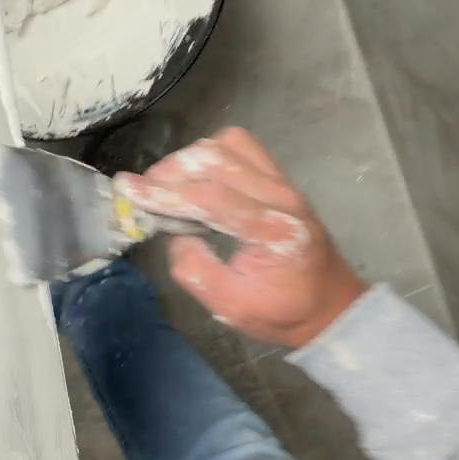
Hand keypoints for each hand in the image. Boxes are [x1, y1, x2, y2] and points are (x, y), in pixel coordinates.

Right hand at [116, 127, 367, 347]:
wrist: (331, 307)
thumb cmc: (282, 313)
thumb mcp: (230, 307)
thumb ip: (194, 270)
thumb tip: (173, 234)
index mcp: (273, 231)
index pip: (211, 198)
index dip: (164, 193)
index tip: (127, 189)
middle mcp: (281, 197)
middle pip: (216, 160)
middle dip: (170, 171)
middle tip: (143, 193)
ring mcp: (282, 183)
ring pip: (227, 145)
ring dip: (188, 160)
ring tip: (166, 186)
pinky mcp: (277, 178)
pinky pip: (239, 147)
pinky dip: (208, 156)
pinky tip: (195, 180)